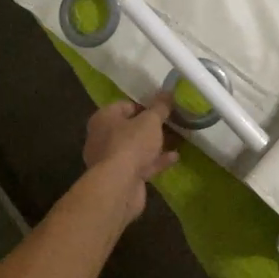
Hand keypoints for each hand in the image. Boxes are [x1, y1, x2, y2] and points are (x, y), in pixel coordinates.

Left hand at [82, 94, 179, 219]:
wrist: (119, 186)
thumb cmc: (131, 144)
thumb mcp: (151, 121)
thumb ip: (160, 107)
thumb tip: (168, 91)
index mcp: (104, 118)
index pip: (125, 105)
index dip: (145, 105)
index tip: (163, 107)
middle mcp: (102, 137)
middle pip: (130, 128)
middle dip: (150, 127)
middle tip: (170, 123)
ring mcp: (110, 160)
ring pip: (136, 148)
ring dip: (154, 145)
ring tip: (176, 139)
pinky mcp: (120, 177)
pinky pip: (140, 164)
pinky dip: (156, 160)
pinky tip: (174, 157)